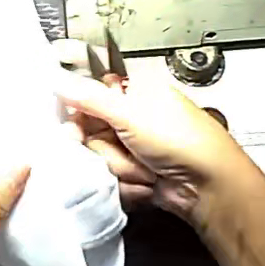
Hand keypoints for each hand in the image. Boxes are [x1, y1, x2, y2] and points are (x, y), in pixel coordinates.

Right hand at [58, 70, 264, 225]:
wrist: (207, 185)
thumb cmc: (180, 139)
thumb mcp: (131, 112)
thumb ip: (90, 97)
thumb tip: (58, 80)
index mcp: (134, 91)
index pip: (87, 95)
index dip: (77, 111)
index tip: (74, 123)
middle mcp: (131, 117)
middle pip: (86, 132)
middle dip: (102, 146)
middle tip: (120, 147)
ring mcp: (132, 148)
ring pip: (96, 159)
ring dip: (119, 166)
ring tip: (145, 165)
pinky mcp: (134, 175)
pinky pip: (109, 180)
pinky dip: (126, 183)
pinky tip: (146, 181)